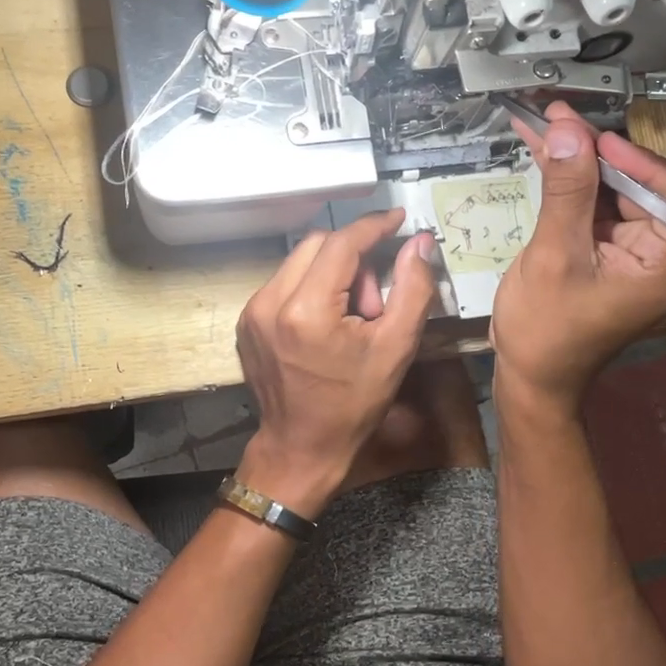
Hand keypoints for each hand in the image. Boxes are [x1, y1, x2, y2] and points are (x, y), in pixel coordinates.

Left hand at [236, 210, 436, 517]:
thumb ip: (413, 289)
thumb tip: (419, 242)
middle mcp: (269, 302)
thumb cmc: (352, 405)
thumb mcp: (395, 348)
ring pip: (299, 261)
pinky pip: (284, 283)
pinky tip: (327, 325)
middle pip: (317, 245)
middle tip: (374, 302)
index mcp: (306, 310)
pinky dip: (310, 289)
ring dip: (332, 274)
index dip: (373, 226)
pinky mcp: (246, 321)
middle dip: (353, 259)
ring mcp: (252, 312)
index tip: (397, 220)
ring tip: (352, 318)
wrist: (301, 446)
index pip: (341, 243)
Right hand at [491, 102, 665, 412]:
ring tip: (544, 127)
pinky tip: (545, 150)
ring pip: (622, 189)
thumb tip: (568, 128)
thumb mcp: (554, 256)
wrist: (531, 375)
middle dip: (603, 154)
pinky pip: (603, 206)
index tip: (595, 144)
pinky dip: (575, 182)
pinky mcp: (618, 250)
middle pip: (652, 184)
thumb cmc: (546, 328)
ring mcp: (643, 252)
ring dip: (582, 161)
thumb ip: (566, 191)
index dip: (647, 163)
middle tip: (558, 121)